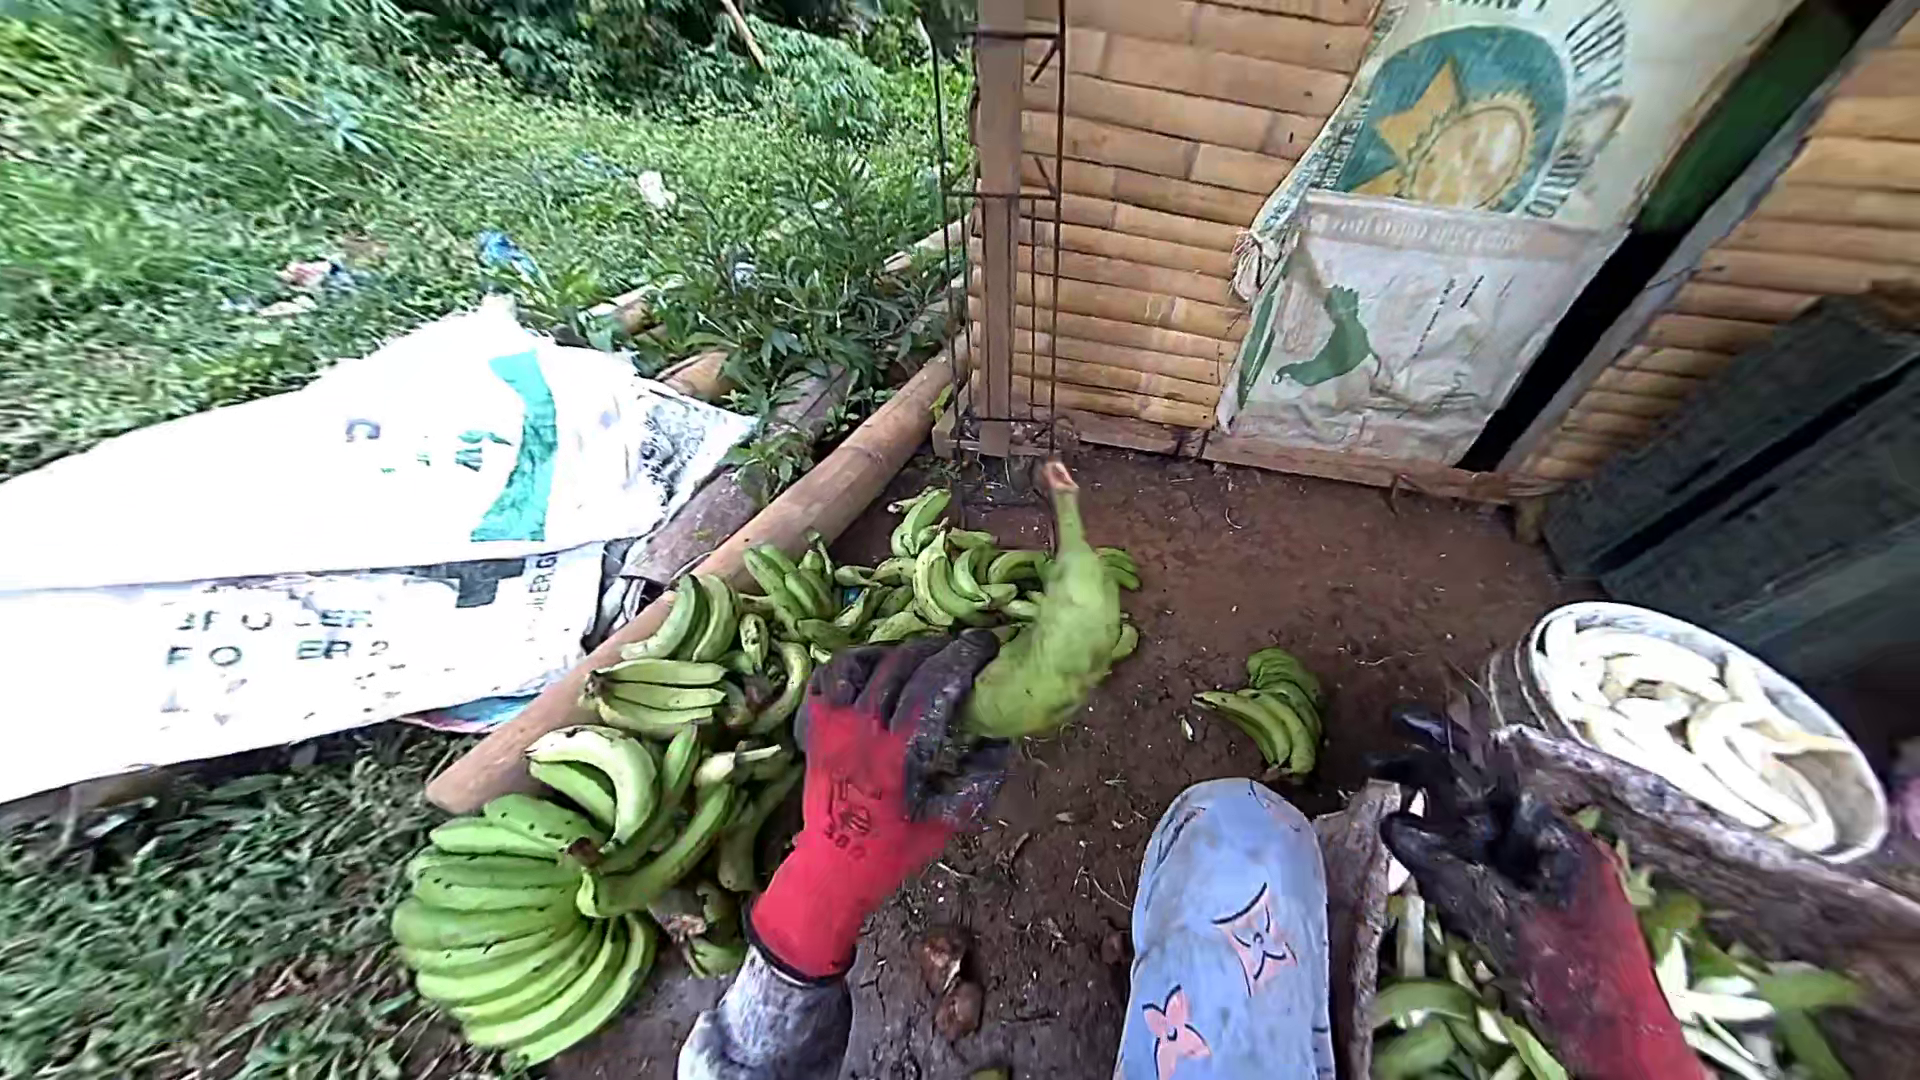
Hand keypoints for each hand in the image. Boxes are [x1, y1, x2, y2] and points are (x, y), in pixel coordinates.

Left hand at [751, 632, 1008, 978]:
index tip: (985, 644)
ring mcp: (830, 722)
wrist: (834, 866)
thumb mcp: (953, 817)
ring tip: (922, 658)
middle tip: (960, 651)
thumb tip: (1001, 728)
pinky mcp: (813, 722)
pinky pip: (832, 672)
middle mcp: (860, 728)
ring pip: (866, 659)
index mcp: (897, 753)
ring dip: (900, 652)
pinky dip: (857, 661)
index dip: (962, 657)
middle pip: (902, 664)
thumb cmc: (897, 845)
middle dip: (938, 649)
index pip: (932, 683)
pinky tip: (877, 668)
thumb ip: (982, 773)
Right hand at [1376, 707, 1701, 1079]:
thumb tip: (1390, 822)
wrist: (1624, 1055)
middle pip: (1477, 796)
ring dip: (1431, 822)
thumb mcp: (1501, 919)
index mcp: (1556, 840)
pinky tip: (1421, 861)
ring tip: (1392, 814)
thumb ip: (1442, 866)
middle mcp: (1548, 846)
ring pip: (1471, 830)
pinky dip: (1443, 856)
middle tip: (1375, 763)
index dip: (1443, 742)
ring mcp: (1538, 873)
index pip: (1490, 776)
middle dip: (1426, 778)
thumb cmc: (1575, 983)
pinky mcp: (1525, 899)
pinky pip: (1474, 861)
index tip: (1399, 720)